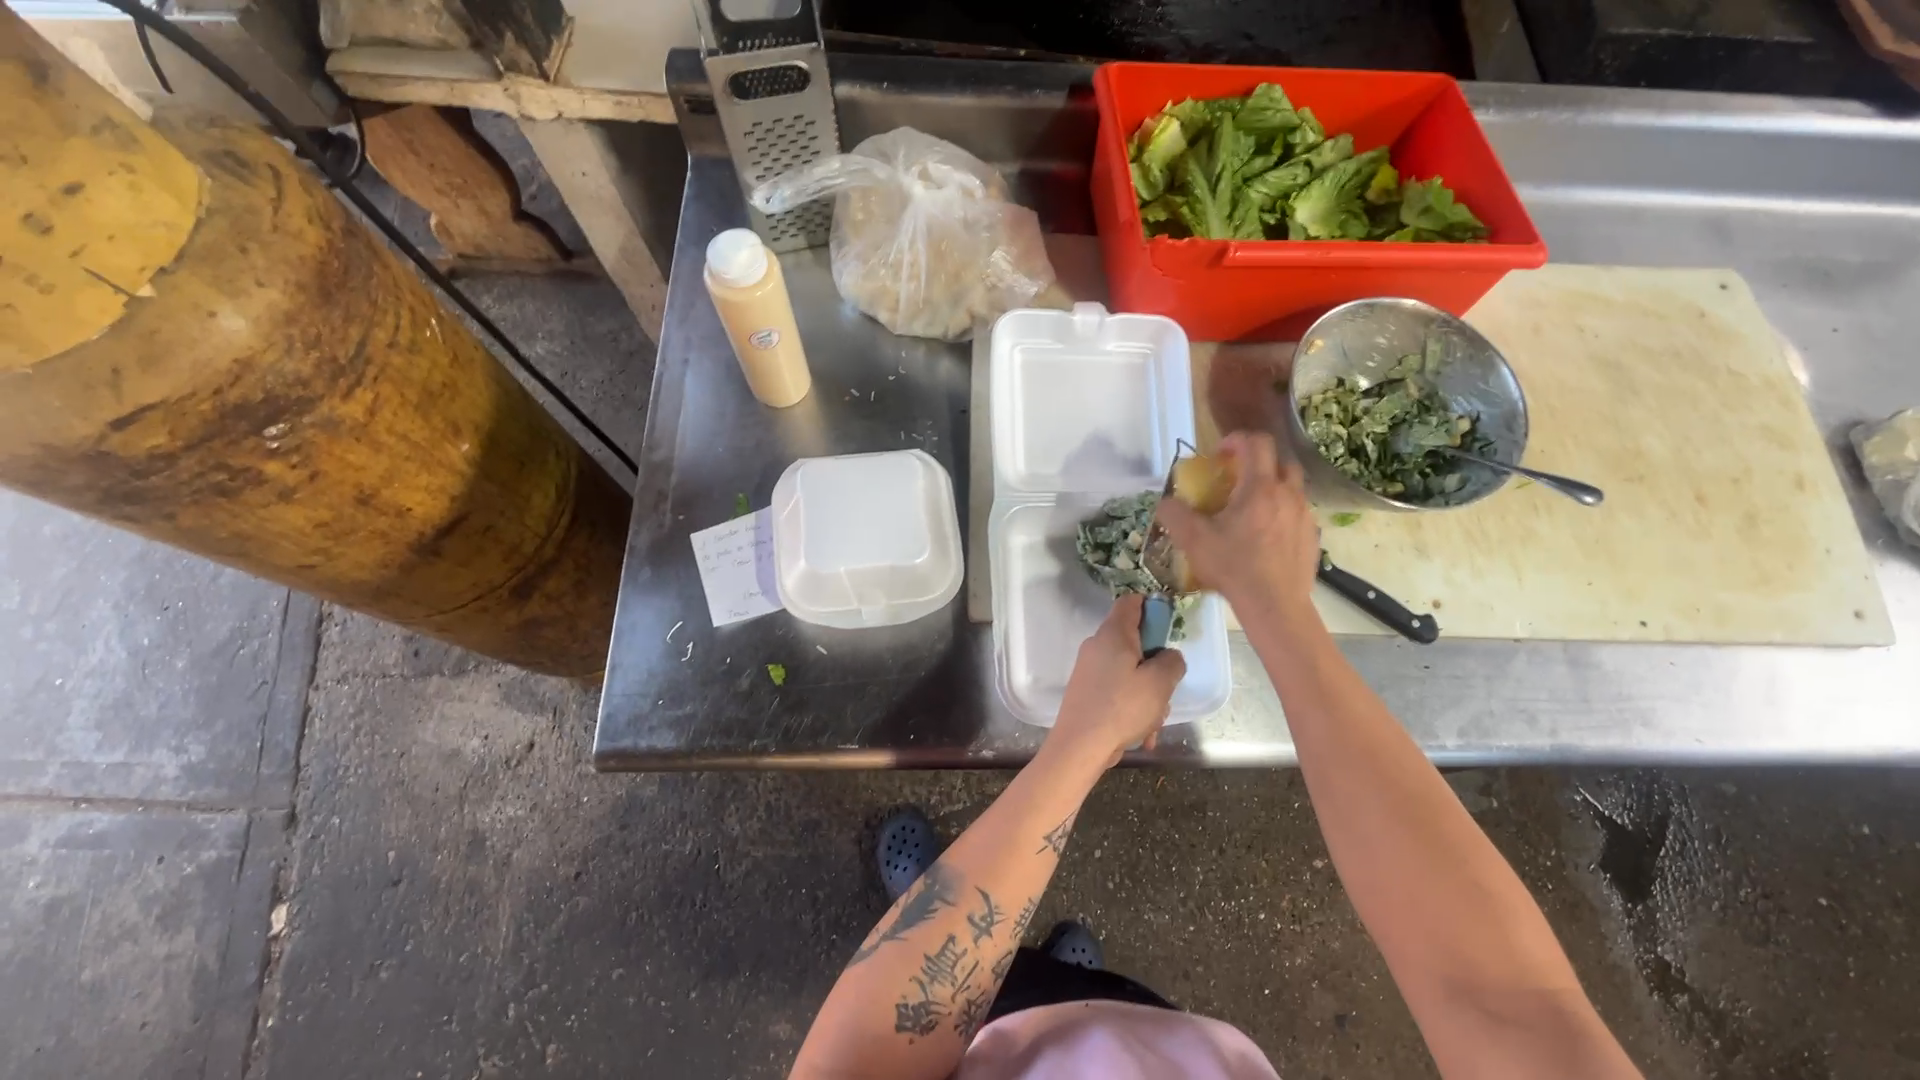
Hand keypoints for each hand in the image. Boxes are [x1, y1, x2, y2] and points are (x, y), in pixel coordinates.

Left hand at [1048, 594, 1186, 767]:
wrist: (1079, 746)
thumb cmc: (1122, 708)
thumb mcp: (1160, 683)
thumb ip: (1172, 661)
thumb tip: (1168, 656)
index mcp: (1113, 634)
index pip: (1131, 602)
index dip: (1154, 607)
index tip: (1170, 629)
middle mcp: (1098, 646)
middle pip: (1135, 641)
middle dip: (1156, 665)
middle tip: (1166, 687)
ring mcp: (1090, 670)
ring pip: (1130, 671)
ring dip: (1148, 693)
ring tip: (1154, 720)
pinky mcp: (1088, 691)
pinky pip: (1119, 691)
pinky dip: (1133, 708)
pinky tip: (1143, 734)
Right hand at [1157, 431, 1319, 618]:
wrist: (1275, 605)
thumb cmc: (1234, 568)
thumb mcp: (1194, 541)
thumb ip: (1174, 514)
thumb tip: (1164, 502)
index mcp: (1259, 487)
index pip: (1256, 443)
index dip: (1236, 440)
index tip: (1219, 455)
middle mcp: (1287, 494)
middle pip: (1279, 461)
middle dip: (1257, 463)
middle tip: (1236, 481)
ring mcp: (1304, 514)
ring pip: (1291, 487)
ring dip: (1272, 488)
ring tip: (1251, 510)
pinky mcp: (1312, 535)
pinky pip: (1298, 512)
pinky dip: (1282, 513)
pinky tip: (1266, 536)